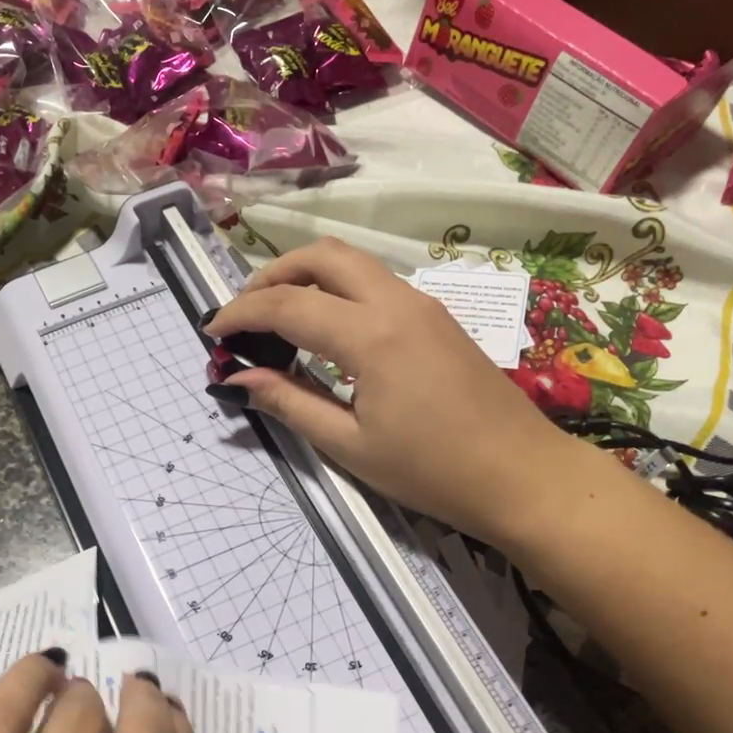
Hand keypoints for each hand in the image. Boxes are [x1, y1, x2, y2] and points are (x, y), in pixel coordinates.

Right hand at [205, 238, 586, 546]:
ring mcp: (421, 305)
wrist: (521, 475)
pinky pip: (373, 284)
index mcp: (371, 336)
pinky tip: (321, 332)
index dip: (241, 314)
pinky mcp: (435, 317)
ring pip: (350, 262)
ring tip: (274, 320)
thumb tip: (237, 380)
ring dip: (304, 278)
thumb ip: (289, 403)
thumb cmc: (431, 471)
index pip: (287, 304)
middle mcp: (396, 303)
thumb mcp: (349, 445)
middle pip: (321, 257)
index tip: (211, 333)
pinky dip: (334, 291)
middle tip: (242, 315)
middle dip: (271, 275)